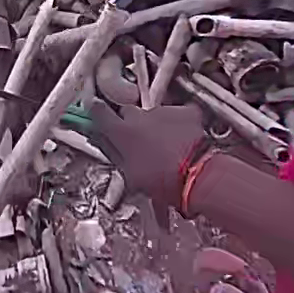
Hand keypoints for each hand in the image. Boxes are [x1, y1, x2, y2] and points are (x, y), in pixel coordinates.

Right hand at [85, 99, 206, 208]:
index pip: (99, 112)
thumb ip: (114, 154)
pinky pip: (177, 114)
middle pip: (127, 113)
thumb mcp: (130, 176)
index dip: (96, 110)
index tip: (95, 109)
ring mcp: (163, 111)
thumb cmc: (163, 183)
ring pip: (153, 114)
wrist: (199, 177)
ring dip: (155, 126)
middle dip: (130, 124)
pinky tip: (184, 139)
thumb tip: (105, 144)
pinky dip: (179, 123)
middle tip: (137, 143)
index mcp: (122, 132)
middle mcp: (139, 116)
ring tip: (165, 147)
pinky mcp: (185, 111)